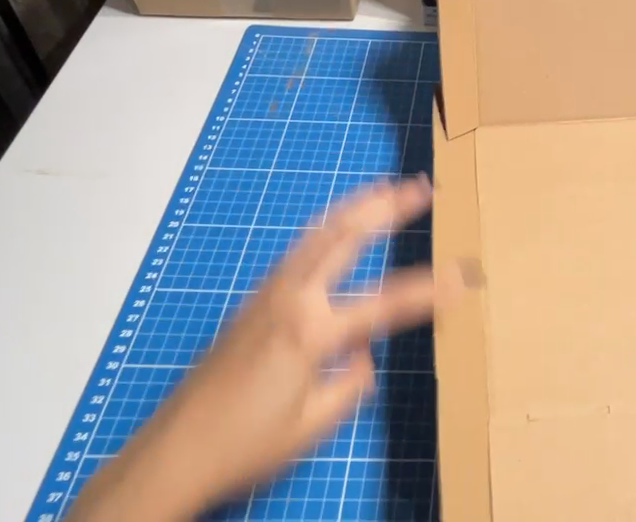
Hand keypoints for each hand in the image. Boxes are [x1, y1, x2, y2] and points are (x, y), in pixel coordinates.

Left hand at [72, 175, 445, 521]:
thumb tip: (365, 352)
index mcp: (313, 332)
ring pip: (320, 231)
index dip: (429, 290)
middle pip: (347, 236)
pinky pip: (302, 245)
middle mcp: (293, 297)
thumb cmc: (245, 446)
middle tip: (420, 186)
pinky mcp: (256, 296)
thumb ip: (352, 382)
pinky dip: (331, 223)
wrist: (173, 450)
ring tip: (387, 187)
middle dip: (387, 207)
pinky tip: (341, 221)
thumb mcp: (311, 427)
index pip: (386, 304)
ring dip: (358, 204)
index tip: (462, 275)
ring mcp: (270, 290)